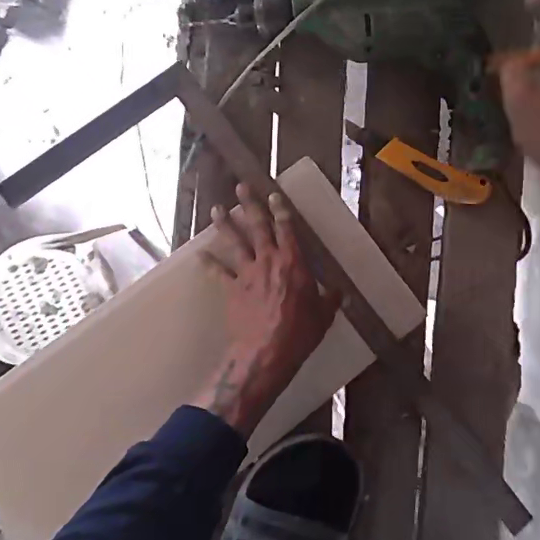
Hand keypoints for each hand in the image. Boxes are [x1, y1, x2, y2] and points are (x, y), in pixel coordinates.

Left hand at [196, 184, 342, 435]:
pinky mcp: (232, 290)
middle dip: (250, 205)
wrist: (266, 352)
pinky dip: (209, 264)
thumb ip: (329, 300)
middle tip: (241, 187)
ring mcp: (247, 274)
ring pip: (235, 243)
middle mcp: (268, 261)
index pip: (287, 229)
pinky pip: (219, 274)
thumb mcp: (323, 315)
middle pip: (258, 227)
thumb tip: (339, 293)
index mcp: (293, 262)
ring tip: (216, 209)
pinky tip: (200, 255)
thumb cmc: (300, 332)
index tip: (274, 195)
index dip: (281, 210)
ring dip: (225, 225)